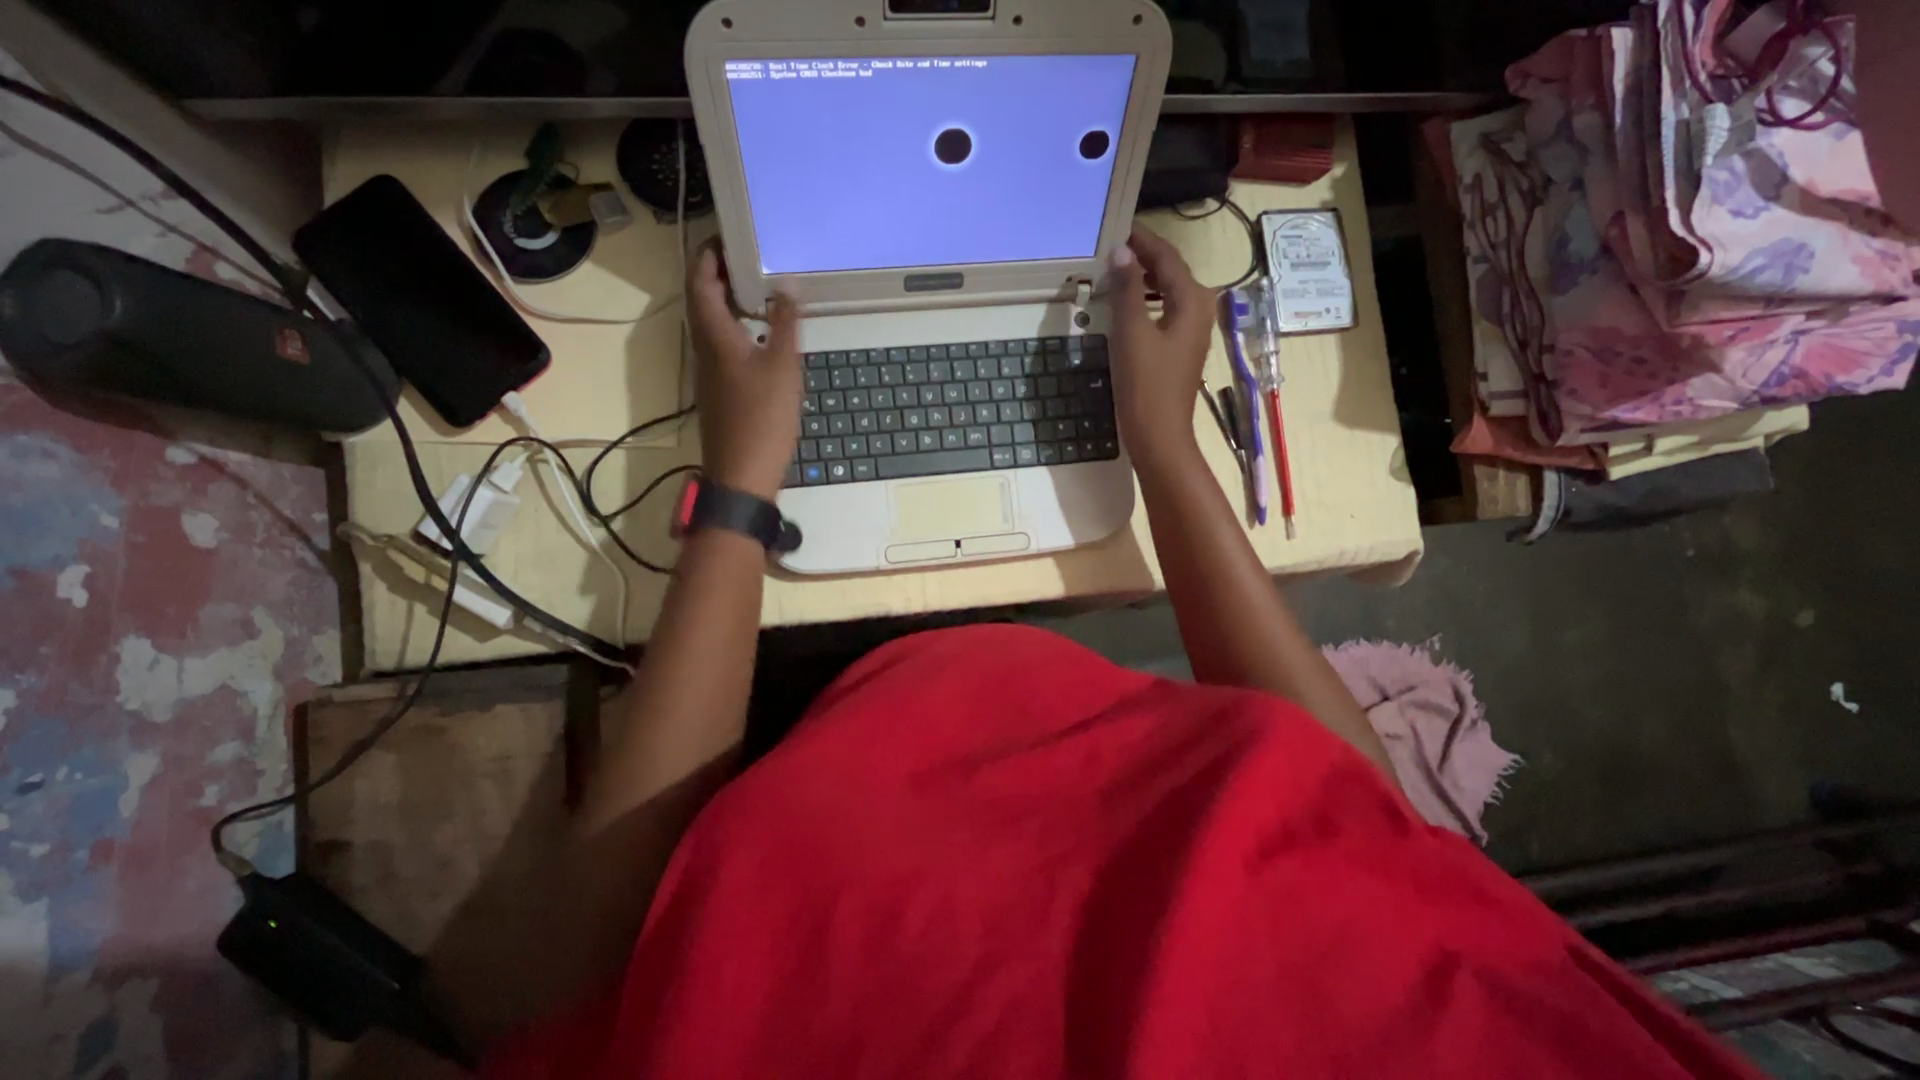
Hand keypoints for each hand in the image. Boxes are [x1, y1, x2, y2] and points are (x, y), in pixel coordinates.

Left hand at [687, 245, 801, 499]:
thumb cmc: (762, 419)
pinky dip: (736, 324)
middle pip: (701, 299)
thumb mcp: (782, 367)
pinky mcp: (719, 387)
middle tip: (750, 255)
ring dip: (728, 299)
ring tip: (760, 285)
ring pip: (711, 322)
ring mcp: (709, 369)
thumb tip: (786, 287)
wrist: (741, 473)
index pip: (700, 281)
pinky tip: (761, 330)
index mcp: (714, 335)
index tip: (729, 234)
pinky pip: (721, 342)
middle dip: (719, 272)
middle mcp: (704, 347)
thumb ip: (784, 324)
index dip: (708, 254)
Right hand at [1107, 223, 1216, 467]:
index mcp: (1192, 301)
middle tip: (1111, 246)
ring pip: (1168, 291)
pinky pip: (1165, 310)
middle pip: (1171, 271)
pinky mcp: (1180, 348)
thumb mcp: (1131, 333)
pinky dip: (1146, 301)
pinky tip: (1125, 305)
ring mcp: (1192, 331)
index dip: (1142, 240)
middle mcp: (1199, 310)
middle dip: (1143, 256)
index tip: (1116, 227)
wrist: (1159, 437)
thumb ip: (1127, 289)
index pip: (1166, 257)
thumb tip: (1121, 252)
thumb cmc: (1145, 385)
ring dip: (1143, 279)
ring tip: (1113, 271)